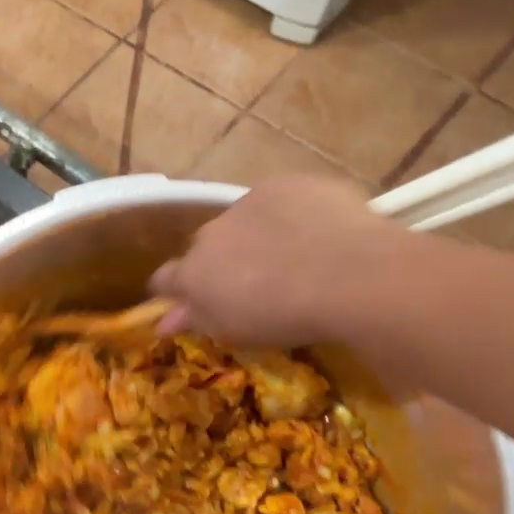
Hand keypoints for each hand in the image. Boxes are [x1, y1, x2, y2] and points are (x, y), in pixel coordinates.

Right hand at [149, 176, 413, 347]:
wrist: (350, 274)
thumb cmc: (284, 315)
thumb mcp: (234, 330)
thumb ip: (196, 320)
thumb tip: (163, 322)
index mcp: (193, 273)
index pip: (163, 279)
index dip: (173, 290)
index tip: (189, 301)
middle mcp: (211, 232)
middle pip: (204, 247)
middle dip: (219, 261)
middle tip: (250, 282)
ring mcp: (249, 203)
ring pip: (241, 220)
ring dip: (252, 235)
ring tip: (289, 255)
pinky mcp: (288, 183)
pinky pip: (280, 199)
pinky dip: (289, 214)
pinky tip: (315, 232)